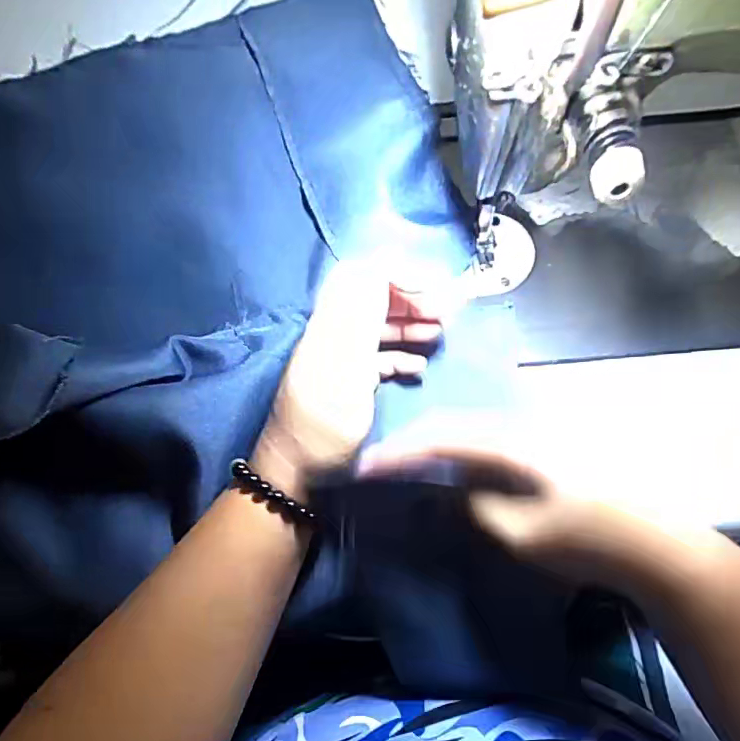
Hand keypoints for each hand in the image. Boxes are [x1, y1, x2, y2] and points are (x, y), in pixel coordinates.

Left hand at [252, 263, 451, 494]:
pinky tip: (420, 367)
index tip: (433, 289)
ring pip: (377, 327)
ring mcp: (339, 360)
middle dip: (410, 297)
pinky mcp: (346, 383)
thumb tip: (379, 266)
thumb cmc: (322, 430)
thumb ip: (360, 320)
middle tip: (444, 311)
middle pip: (371, 298)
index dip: (398, 273)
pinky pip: (376, 357)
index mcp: (330, 329)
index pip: (362, 276)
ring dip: (409, 324)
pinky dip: (401, 356)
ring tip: (440, 332)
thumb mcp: (344, 374)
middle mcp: (332, 336)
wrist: (295, 474)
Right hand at [358, 430, 726, 593]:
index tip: (367, 469)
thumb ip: (478, 509)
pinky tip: (469, 476)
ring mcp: (549, 438)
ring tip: (419, 470)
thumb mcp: (521, 534)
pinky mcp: (561, 454)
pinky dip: (474, 458)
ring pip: (482, 434)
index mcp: (514, 444)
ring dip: (447, 449)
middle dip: (419, 444)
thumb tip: (453, 491)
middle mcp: (529, 429)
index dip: (400, 453)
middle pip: (461, 426)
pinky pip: (503, 446)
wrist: (655, 545)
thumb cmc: (587, 541)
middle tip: (387, 465)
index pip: (443, 439)